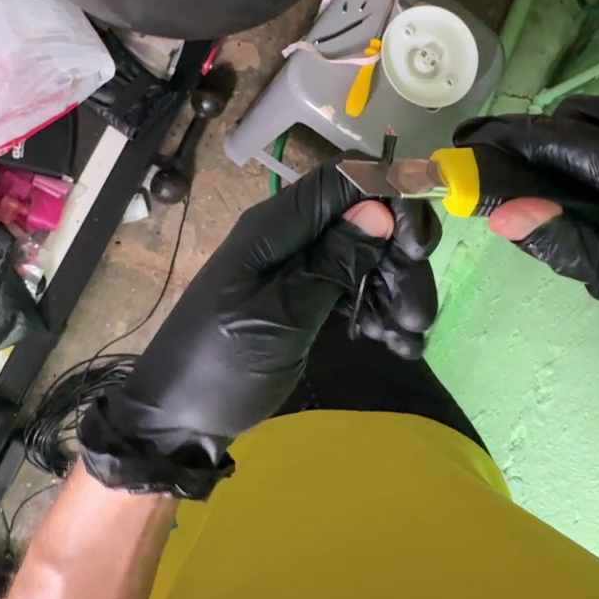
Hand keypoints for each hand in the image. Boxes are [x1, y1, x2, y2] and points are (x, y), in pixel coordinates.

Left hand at [77, 161, 438, 497]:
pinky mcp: (309, 301)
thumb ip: (332, 262)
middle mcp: (292, 239)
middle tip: (415, 313)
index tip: (417, 247)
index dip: (390, 196)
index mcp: (276, 227)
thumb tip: (378, 208)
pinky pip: (356, 289)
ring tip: (406, 337)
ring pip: (369, 257)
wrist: (181, 419)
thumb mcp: (282, 316)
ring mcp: (302, 270)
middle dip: (401, 259)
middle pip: (366, 219)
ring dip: (397, 292)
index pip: (344, 179)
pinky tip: (397, 344)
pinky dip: (380, 312)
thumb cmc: (222, 364)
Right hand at [454, 95, 598, 395]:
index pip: (565, 139)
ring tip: (537, 179)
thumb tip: (502, 214)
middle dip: (533, 137)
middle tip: (496, 168)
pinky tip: (588, 181)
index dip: (509, 140)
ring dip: (566, 138)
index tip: (466, 142)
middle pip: (581, 114)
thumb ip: (565, 244)